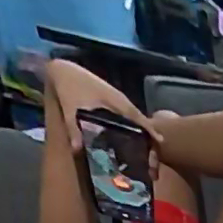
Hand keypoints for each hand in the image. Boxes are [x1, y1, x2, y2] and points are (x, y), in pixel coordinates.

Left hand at [45, 59, 164, 162]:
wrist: (63, 69)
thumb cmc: (68, 87)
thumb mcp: (69, 108)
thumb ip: (73, 129)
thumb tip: (76, 150)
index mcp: (114, 100)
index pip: (137, 115)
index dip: (149, 128)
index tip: (160, 141)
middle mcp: (120, 99)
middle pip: (140, 117)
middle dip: (149, 133)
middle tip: (155, 153)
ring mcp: (117, 98)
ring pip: (135, 115)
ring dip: (142, 129)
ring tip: (148, 147)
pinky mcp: (113, 100)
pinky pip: (128, 114)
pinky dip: (134, 124)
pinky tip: (132, 136)